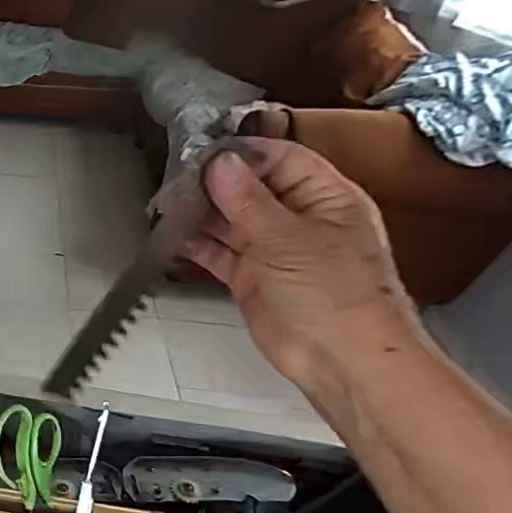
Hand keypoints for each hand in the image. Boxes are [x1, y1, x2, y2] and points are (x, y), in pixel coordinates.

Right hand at [185, 137, 421, 392]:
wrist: (341, 362)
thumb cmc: (338, 299)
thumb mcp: (288, 239)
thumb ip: (249, 200)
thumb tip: (221, 164)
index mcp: (325, 197)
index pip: (280, 157)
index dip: (243, 152)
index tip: (205, 151)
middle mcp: (299, 219)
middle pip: (251, 188)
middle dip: (216, 183)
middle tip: (178, 177)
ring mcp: (276, 250)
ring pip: (232, 220)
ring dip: (202, 213)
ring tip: (171, 204)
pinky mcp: (254, 279)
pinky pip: (221, 253)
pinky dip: (199, 245)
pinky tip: (176, 236)